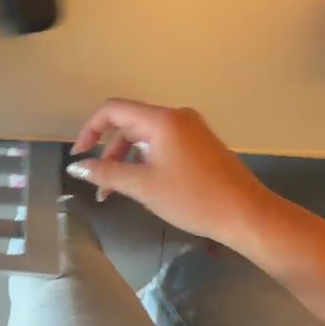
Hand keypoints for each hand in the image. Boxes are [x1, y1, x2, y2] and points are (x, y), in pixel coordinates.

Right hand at [69, 99, 275, 242]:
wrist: (248, 215)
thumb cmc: (193, 198)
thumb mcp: (143, 186)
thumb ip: (106, 173)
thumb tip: (76, 167)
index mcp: (162, 120)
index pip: (113, 110)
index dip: (90, 129)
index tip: (79, 155)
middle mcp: (176, 117)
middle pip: (129, 123)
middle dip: (108, 151)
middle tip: (98, 182)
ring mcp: (192, 130)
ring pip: (146, 136)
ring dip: (126, 159)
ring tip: (116, 191)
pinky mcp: (201, 144)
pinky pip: (163, 144)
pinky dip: (145, 160)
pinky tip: (143, 185)